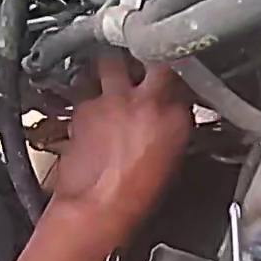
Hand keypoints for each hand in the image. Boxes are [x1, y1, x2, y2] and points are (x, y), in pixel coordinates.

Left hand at [44, 53, 190, 242]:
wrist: (99, 209)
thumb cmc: (137, 194)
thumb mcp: (173, 156)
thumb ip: (175, 121)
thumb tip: (175, 108)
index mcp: (173, 112)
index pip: (178, 69)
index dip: (175, 65)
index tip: (175, 69)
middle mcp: (141, 99)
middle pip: (142, 51)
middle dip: (140, 54)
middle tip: (140, 63)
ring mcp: (108, 100)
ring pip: (108, 61)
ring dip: (111, 66)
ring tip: (113, 76)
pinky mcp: (82, 109)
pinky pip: (86, 90)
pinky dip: (91, 95)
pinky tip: (95, 109)